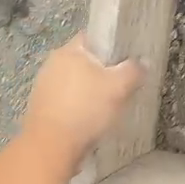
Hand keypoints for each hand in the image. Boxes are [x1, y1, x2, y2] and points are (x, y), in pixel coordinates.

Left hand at [21, 36, 143, 167]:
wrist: (52, 146)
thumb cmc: (87, 108)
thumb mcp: (120, 87)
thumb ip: (134, 70)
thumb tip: (143, 62)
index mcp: (70, 50)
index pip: (93, 37)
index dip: (111, 46)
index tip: (125, 60)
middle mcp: (52, 63)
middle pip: (84, 61)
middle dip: (101, 71)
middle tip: (120, 85)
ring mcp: (43, 85)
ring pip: (74, 82)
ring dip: (89, 91)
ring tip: (106, 106)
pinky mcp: (41, 107)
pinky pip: (66, 100)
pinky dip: (78, 106)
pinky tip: (89, 120)